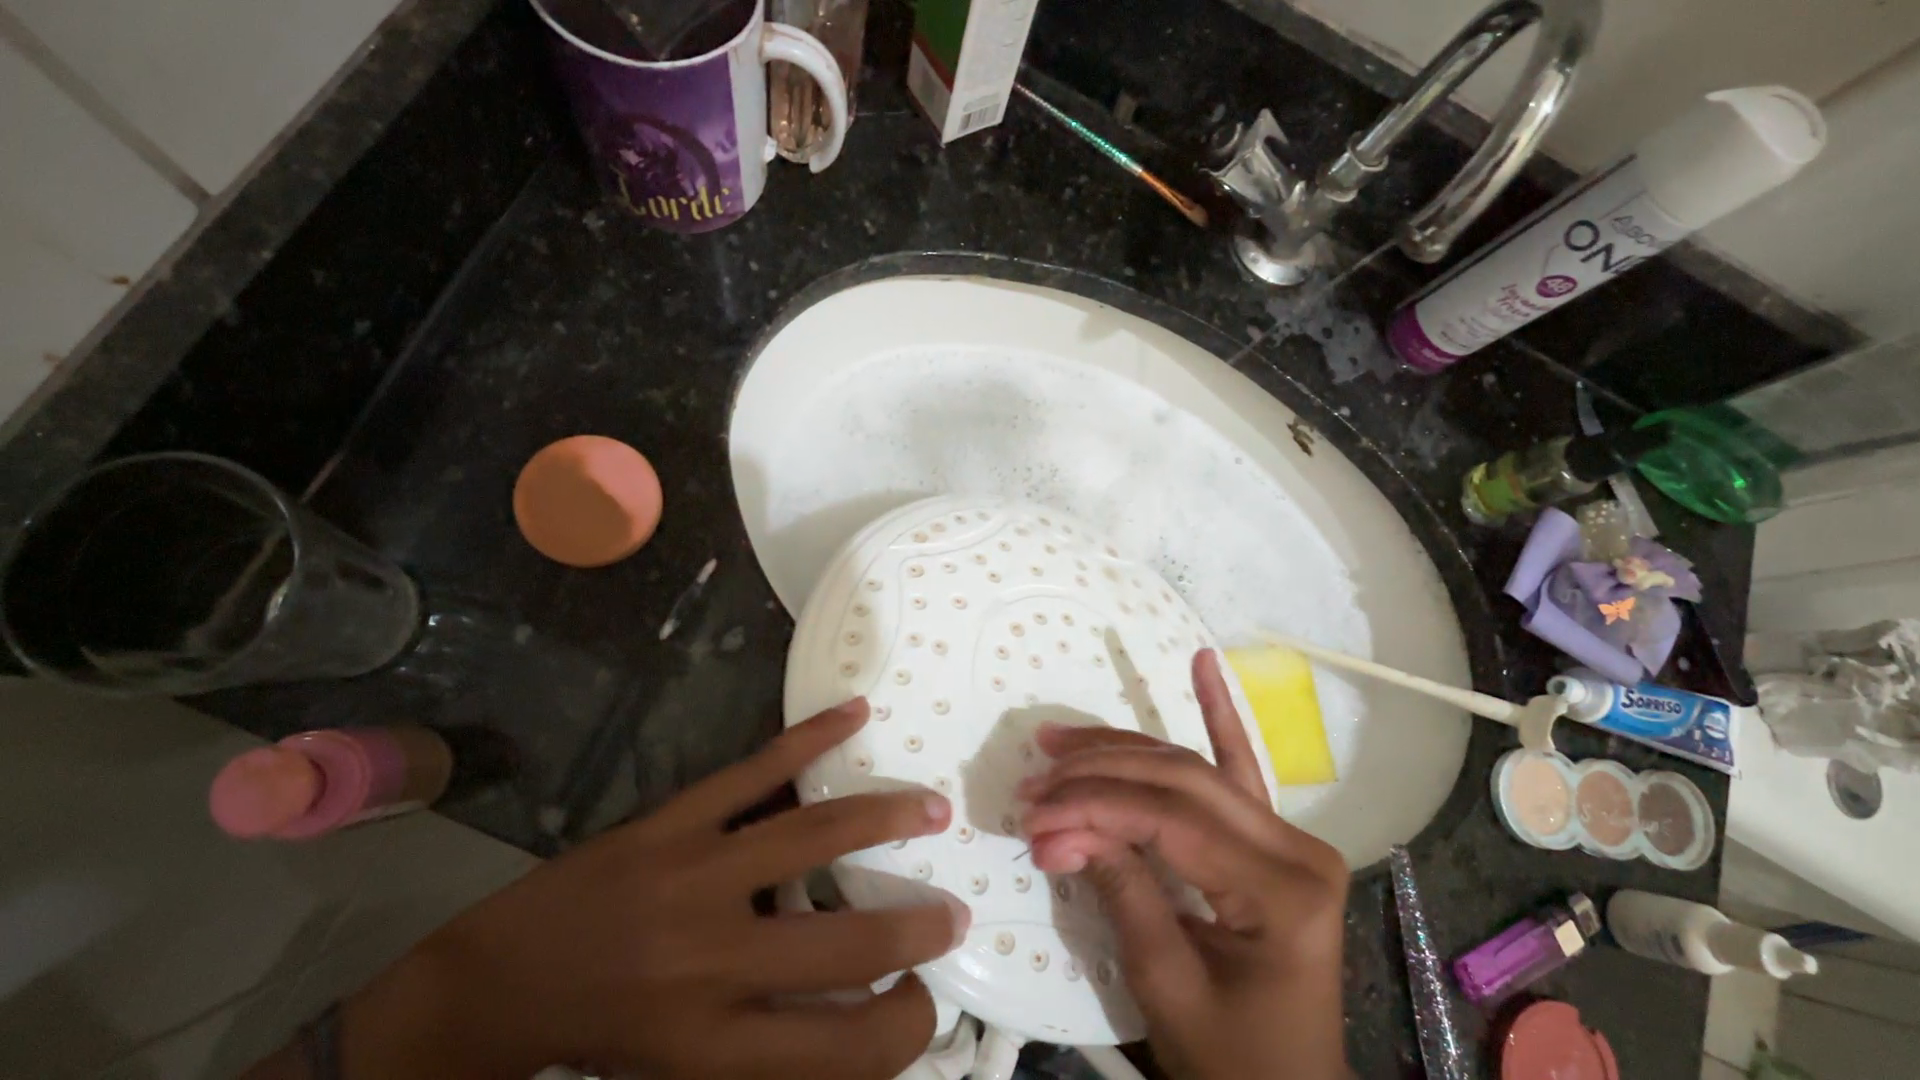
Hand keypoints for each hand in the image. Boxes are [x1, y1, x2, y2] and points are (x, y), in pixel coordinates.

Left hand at [336, 700, 968, 1079]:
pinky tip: (855, 714)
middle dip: (917, 929)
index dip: (906, 1026)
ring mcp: (693, 879)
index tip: (922, 998)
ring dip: (885, 815)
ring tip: (932, 806)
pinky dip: (810, 739)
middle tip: (954, 909)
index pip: (848, 1048)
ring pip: (813, 836)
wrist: (500, 983)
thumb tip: (866, 1002)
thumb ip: (780, 1043)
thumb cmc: (606, 1036)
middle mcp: (716, 964)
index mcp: (720, 1045)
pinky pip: (753, 772)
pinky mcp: (669, 824)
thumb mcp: (691, 1071)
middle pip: (849, 944)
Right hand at [1019, 650, 1350, 1079]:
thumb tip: (1056, 828)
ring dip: (1125, 749)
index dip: (1094, 806)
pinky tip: (1203, 664)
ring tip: (1058, 740)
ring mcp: (1288, 838)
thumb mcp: (1165, 983)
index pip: (1171, 819)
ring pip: (1195, 768)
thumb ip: (1119, 890)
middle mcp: (1294, 847)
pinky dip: (1220, 713)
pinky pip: (1240, 770)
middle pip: (1182, 780)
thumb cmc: (1229, 1055)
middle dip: (1099, 773)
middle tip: (1035, 777)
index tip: (1032, 813)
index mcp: (1281, 889)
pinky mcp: (1272, 840)